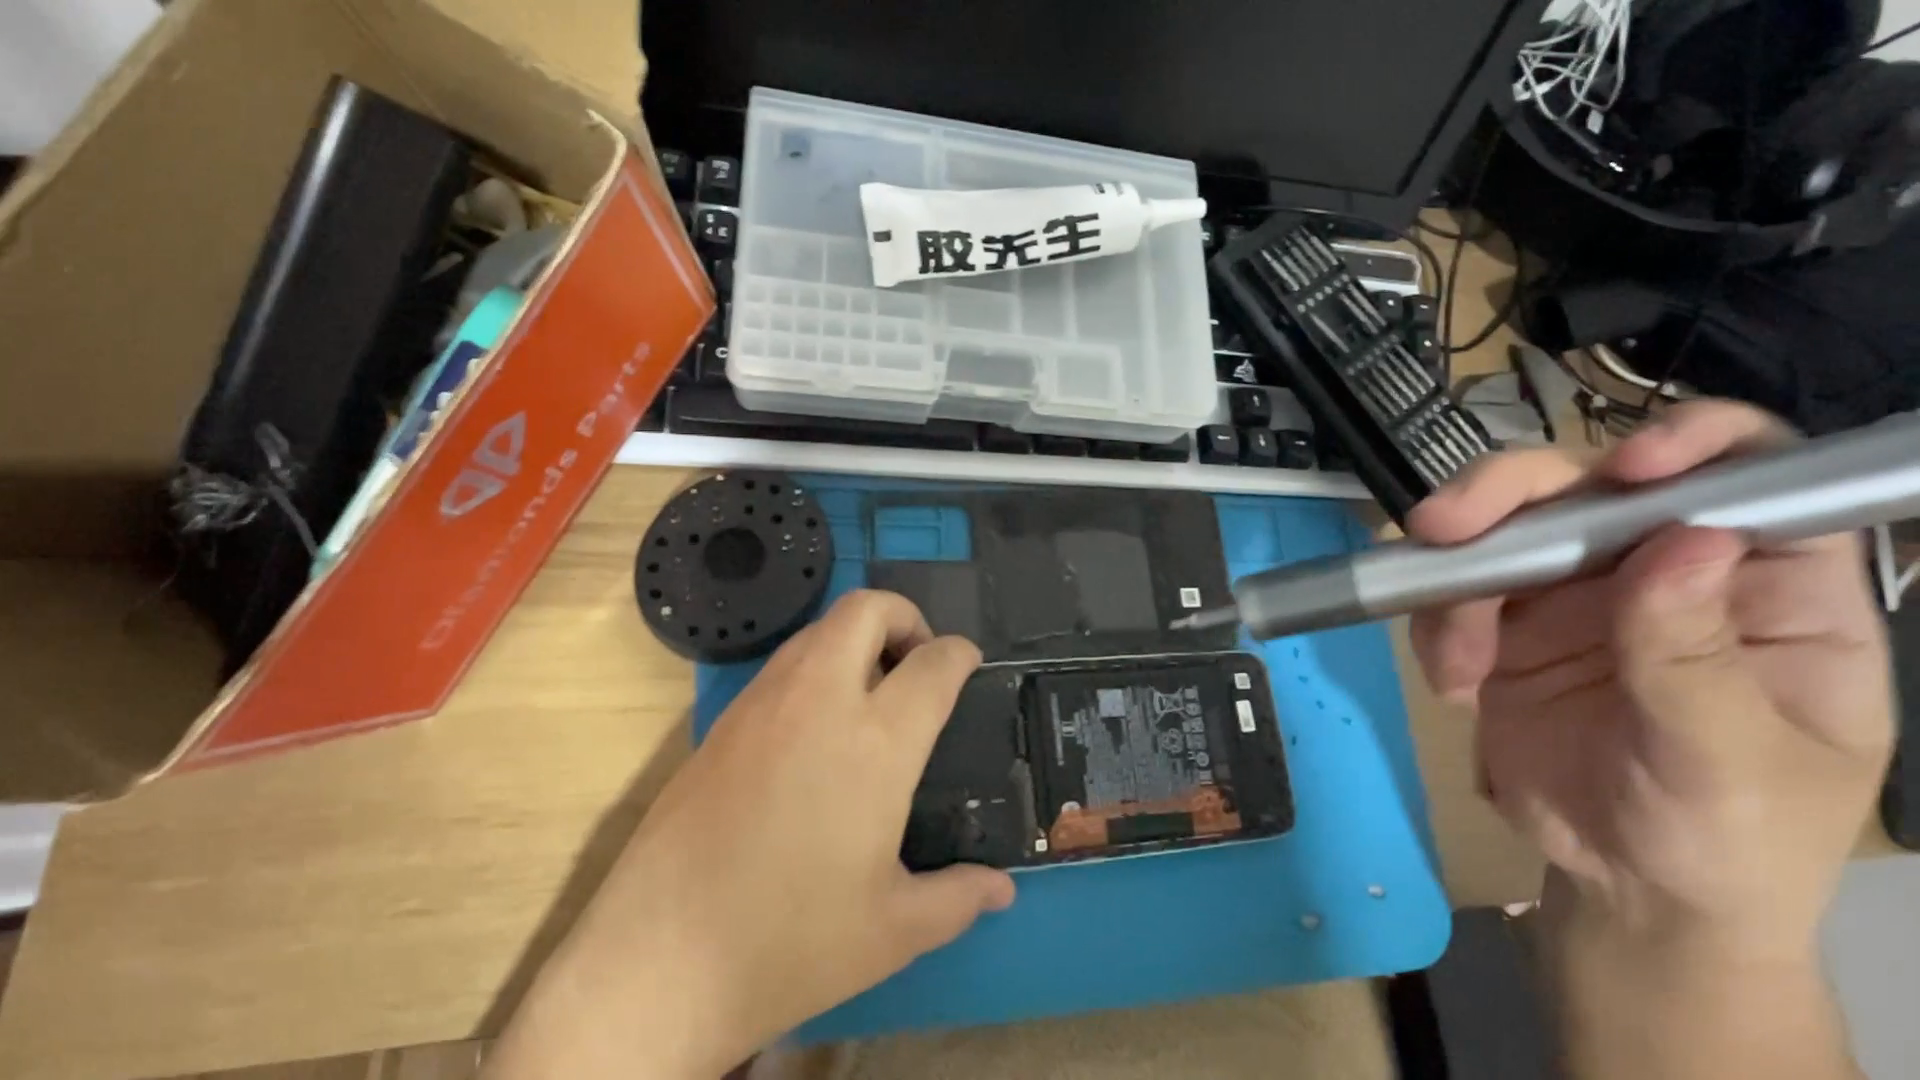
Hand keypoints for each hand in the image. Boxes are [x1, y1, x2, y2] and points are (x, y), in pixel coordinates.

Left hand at [486, 590, 1012, 1079]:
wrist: (660, 959)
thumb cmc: (792, 943)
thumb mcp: (894, 930)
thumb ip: (958, 898)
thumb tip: (1001, 890)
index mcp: (875, 742)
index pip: (931, 664)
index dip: (959, 653)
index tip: (968, 664)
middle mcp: (817, 703)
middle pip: (864, 610)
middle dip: (903, 617)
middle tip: (917, 664)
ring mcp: (758, 708)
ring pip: (814, 632)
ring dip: (853, 642)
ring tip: (871, 698)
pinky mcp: (718, 727)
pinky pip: (778, 670)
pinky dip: (811, 672)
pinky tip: (813, 737)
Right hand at [1409, 400, 1892, 951]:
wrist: (1629, 891)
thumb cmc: (1731, 838)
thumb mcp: (1733, 762)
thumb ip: (1698, 659)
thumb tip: (1681, 543)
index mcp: (1770, 586)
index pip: (1750, 475)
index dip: (1698, 444)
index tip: (1634, 464)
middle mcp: (1667, 570)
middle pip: (1591, 486)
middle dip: (1512, 495)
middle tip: (1442, 526)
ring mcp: (1577, 597)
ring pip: (1505, 531)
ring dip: (1456, 573)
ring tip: (1454, 659)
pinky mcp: (1507, 629)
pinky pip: (1454, 595)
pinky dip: (1438, 628)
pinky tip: (1452, 685)